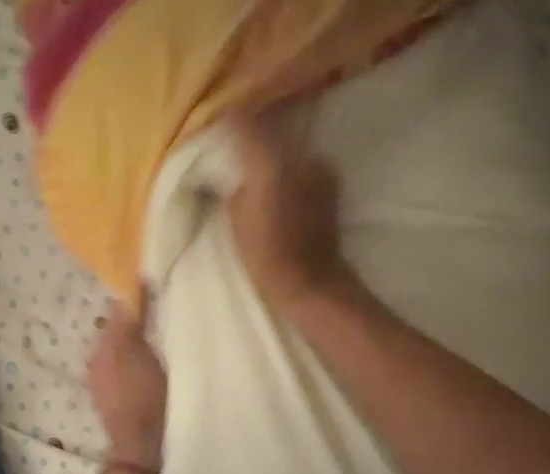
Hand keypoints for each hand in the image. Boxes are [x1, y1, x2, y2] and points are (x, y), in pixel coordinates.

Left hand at [86, 295, 166, 470]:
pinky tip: (148, 366)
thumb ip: (131, 323)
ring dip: (135, 343)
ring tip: (157, 340)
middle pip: (117, 331)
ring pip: (119, 350)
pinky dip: (133, 362)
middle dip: (135, 323)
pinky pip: (122, 368)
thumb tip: (127, 292)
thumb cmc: (144, 398)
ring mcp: (100, 381)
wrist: (138, 446)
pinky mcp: (109, 397)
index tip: (156, 291)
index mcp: (102, 347)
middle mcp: (95, 361)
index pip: (117, 312)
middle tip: (162, 316)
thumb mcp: (142, 355)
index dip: (136, 300)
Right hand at [226, 111, 349, 308]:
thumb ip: (232, 184)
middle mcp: (296, 154)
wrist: (309, 278)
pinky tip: (284, 181)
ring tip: (262, 163)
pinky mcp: (330, 177)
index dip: (231, 120)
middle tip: (238, 140)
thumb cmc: (264, 255)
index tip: (220, 122)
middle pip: (271, 126)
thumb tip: (228, 168)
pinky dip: (292, 165)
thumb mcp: (235, 220)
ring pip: (288, 144)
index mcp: (268, 163)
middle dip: (254, 130)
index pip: (246, 123)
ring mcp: (317, 164)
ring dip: (275, 149)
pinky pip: (304, 160)